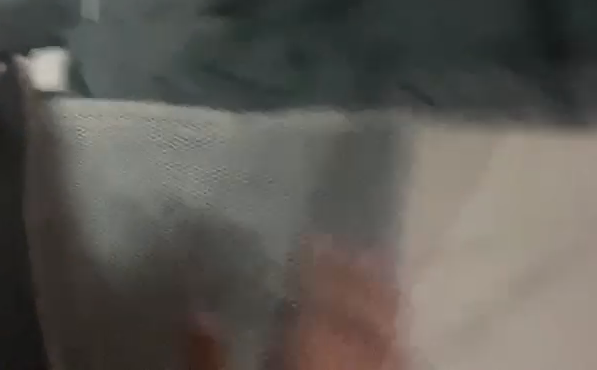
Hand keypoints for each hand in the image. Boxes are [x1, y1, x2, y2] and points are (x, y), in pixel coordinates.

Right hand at [185, 238, 403, 369]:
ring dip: (387, 319)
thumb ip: (207, 360)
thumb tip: (199, 311)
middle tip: (355, 248)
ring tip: (379, 285)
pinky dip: (397, 356)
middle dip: (362, 289)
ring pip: (393, 357)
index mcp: (309, 366)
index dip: (320, 275)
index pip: (320, 314)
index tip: (315, 239)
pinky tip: (392, 348)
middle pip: (366, 332)